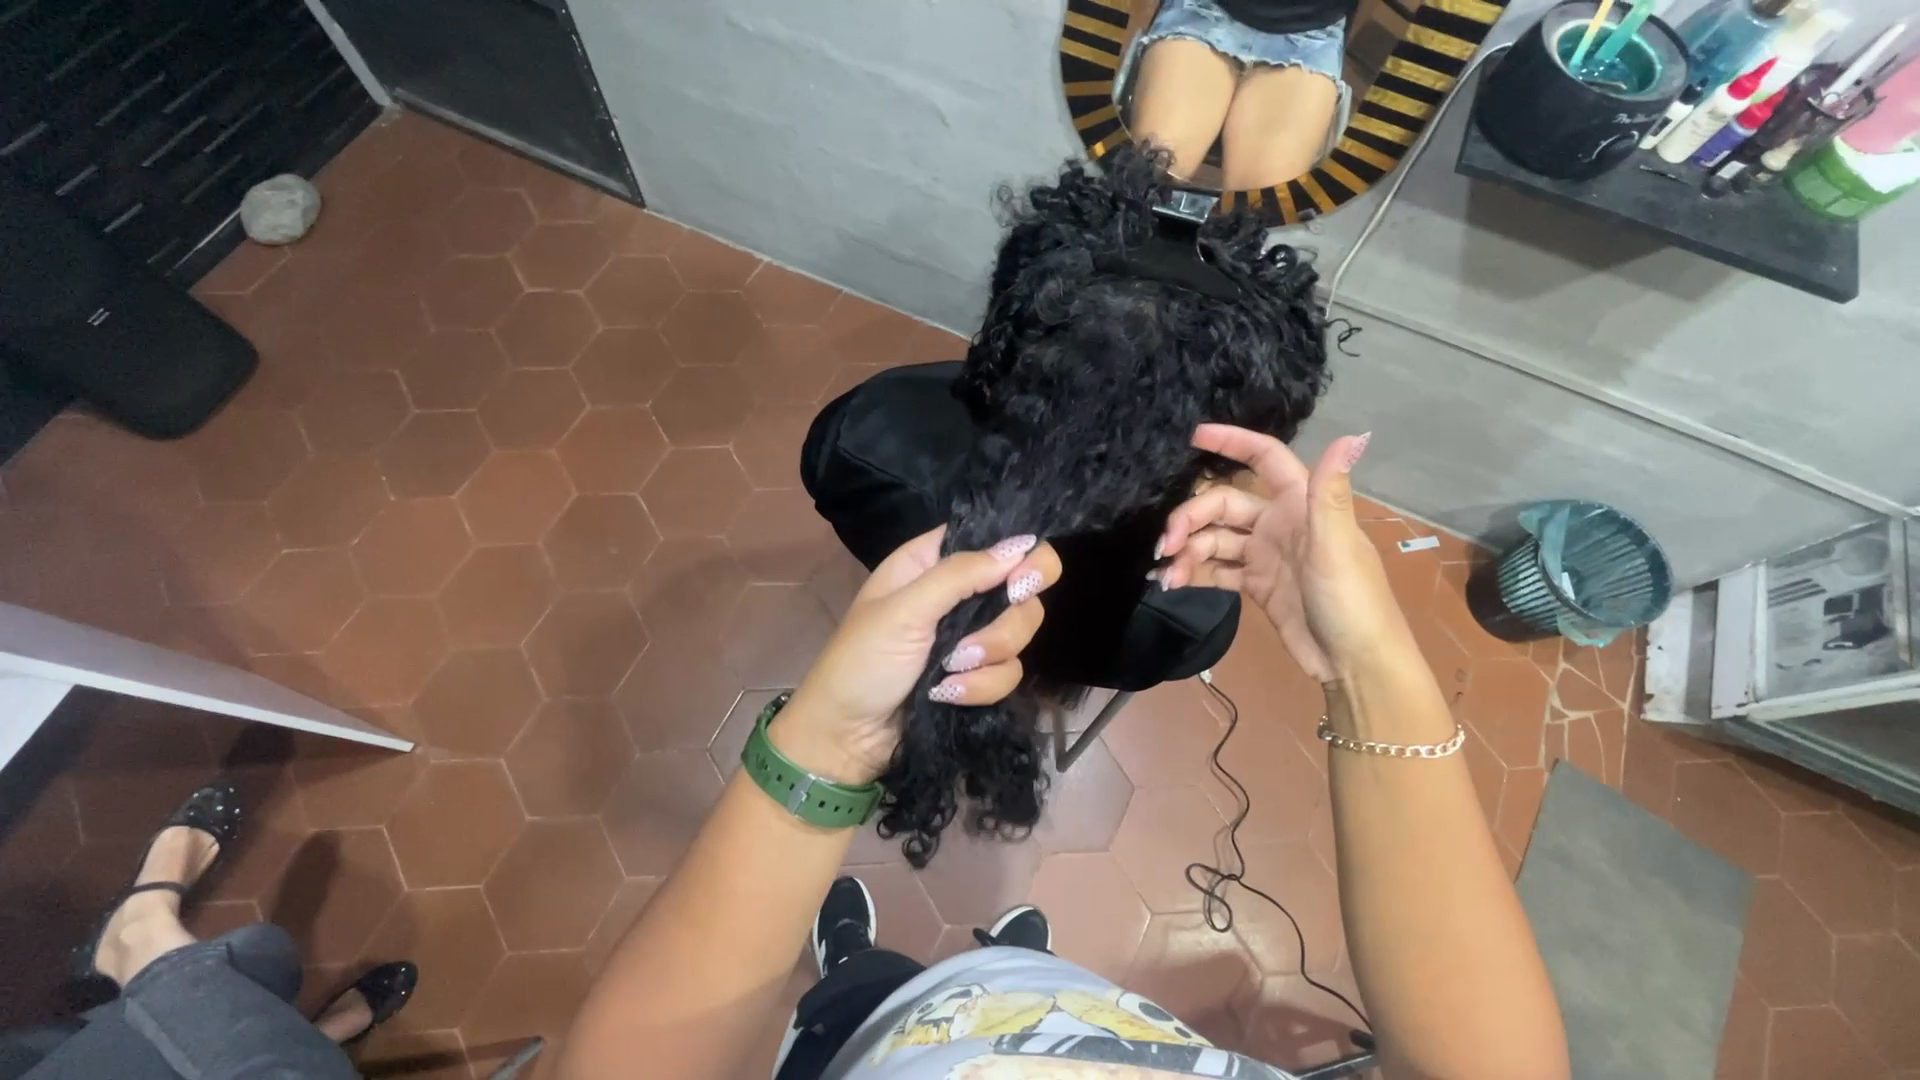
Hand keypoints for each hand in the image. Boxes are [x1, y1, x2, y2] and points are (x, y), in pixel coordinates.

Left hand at [774, 528, 1061, 786]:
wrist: (848, 737)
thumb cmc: (863, 662)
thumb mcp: (903, 611)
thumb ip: (960, 575)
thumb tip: (1021, 545)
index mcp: (930, 563)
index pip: (989, 539)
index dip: (1016, 553)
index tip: (1024, 578)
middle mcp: (956, 593)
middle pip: (1019, 587)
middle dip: (1006, 619)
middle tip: (985, 631)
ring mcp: (969, 636)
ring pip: (1018, 632)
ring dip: (989, 655)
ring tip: (950, 672)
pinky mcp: (977, 675)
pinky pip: (1008, 672)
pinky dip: (982, 687)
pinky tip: (949, 695)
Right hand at [1155, 424, 1410, 683]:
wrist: (1355, 663)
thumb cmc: (1354, 601)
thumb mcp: (1337, 548)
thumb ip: (1330, 495)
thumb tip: (1350, 436)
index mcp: (1301, 504)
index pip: (1264, 459)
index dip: (1232, 442)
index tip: (1194, 436)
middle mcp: (1279, 522)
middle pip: (1224, 504)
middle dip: (1190, 518)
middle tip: (1165, 544)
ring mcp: (1265, 554)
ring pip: (1214, 539)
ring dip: (1187, 551)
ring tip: (1166, 574)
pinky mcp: (1255, 584)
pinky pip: (1217, 570)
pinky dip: (1193, 573)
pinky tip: (1171, 583)